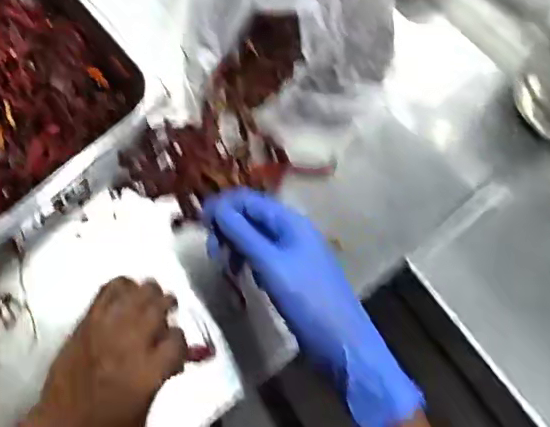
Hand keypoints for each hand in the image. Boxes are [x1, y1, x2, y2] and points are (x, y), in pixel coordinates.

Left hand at [21, 277, 187, 426]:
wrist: (66, 419)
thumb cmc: (109, 422)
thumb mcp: (146, 407)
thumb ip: (161, 376)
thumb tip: (174, 358)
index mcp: (148, 372)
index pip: (176, 343)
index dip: (183, 341)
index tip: (181, 343)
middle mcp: (128, 343)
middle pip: (154, 310)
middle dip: (166, 304)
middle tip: (172, 302)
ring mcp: (104, 326)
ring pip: (131, 296)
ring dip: (145, 290)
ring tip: (153, 288)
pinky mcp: (85, 320)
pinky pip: (104, 293)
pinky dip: (117, 285)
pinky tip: (125, 284)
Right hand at [204, 191, 422, 426]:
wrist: (349, 352)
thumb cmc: (308, 301)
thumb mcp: (268, 263)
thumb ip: (239, 231)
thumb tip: (213, 207)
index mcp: (289, 221)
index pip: (245, 199)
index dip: (220, 207)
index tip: (200, 226)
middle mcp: (292, 230)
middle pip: (248, 215)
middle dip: (226, 228)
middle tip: (213, 253)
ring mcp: (295, 253)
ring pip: (253, 236)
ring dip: (234, 245)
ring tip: (226, 267)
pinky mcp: (294, 273)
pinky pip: (262, 255)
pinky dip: (247, 260)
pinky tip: (245, 277)